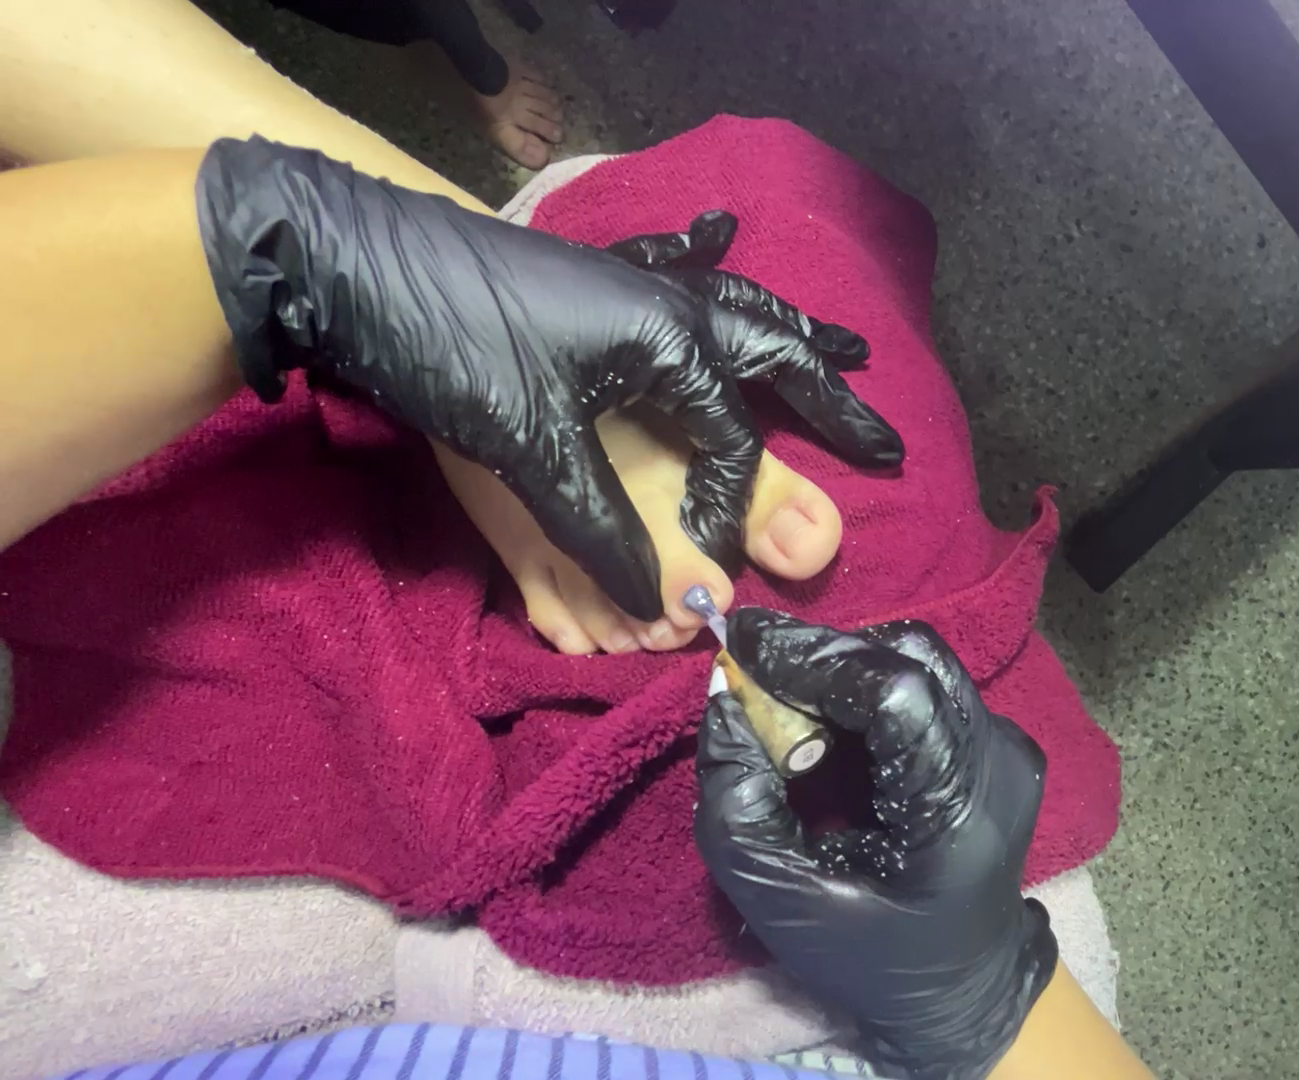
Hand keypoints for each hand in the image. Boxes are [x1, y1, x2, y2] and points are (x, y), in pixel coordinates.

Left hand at [194, 138, 900, 620]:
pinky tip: (735, 268)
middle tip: (887, 444)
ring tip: (846, 351)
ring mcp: (640, 288)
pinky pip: (696, 282)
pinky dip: (731, 286)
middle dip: (838, 404)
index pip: (734, 444)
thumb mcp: (531, 446)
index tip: (712, 569)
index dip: (731, 515)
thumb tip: (669, 610)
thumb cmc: (446, 343)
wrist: (341, 255)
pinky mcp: (605, 285)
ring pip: (746, 309)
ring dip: (799, 337)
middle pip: (782, 356)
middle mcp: (674, 308)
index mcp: (672, 340)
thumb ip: (605, 533)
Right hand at [695, 609, 1056, 1079]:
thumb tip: (724, 696)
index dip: (817, 657)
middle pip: (914, 658)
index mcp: (957, 811)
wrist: (965, 984)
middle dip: (826, 655)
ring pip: (923, 661)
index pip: (898, 692)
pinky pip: (932, 683)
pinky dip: (873, 688)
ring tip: (798, 705)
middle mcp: (1000, 760)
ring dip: (848, 669)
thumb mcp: (778, 897)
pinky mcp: (1004, 740)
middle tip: (762, 670)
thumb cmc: (869, 956)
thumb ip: (736, 801)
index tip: (745, 643)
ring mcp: (1011, 745)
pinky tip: (842, 728)